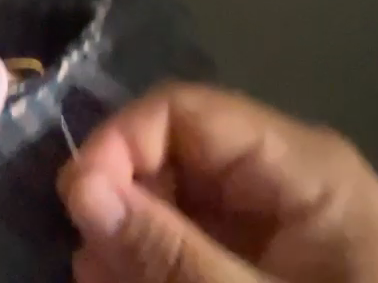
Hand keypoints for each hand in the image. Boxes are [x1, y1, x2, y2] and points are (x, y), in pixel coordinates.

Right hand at [58, 84, 377, 282]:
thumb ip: (173, 255)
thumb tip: (77, 187)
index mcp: (300, 164)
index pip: (184, 111)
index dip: (122, 141)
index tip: (77, 199)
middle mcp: (283, 176)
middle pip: (175, 154)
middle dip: (124, 199)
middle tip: (87, 257)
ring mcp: (276, 222)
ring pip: (177, 201)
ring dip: (132, 236)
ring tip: (98, 279)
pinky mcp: (269, 262)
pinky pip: (196, 240)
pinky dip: (157, 262)